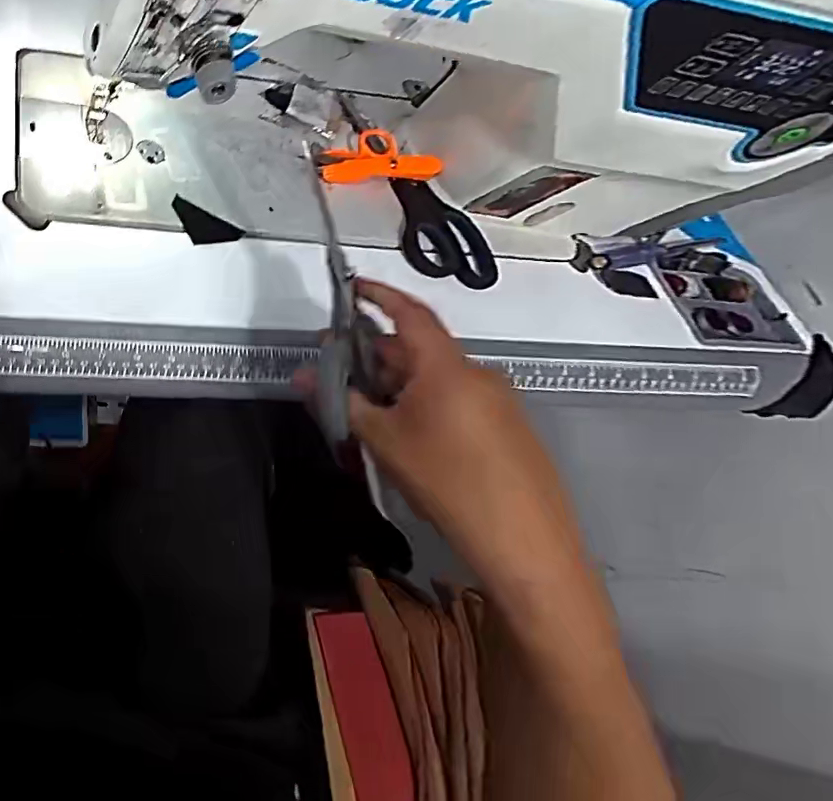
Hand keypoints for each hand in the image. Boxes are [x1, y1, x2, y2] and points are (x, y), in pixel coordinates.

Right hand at [334, 280, 592, 594]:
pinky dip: (423, 404)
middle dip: (375, 357)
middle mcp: (476, 374)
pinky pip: (456, 400)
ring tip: (367, 415)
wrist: (526, 546)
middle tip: (340, 375)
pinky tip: (406, 439)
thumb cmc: (447, 481)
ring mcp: (498, 401)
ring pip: (434, 378)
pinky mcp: (508, 428)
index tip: (352, 287)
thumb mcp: (382, 440)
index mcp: (446, 366)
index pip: (409, 314)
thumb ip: (341, 402)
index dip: (378, 295)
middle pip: (417, 350)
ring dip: (396, 386)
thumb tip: (305, 377)